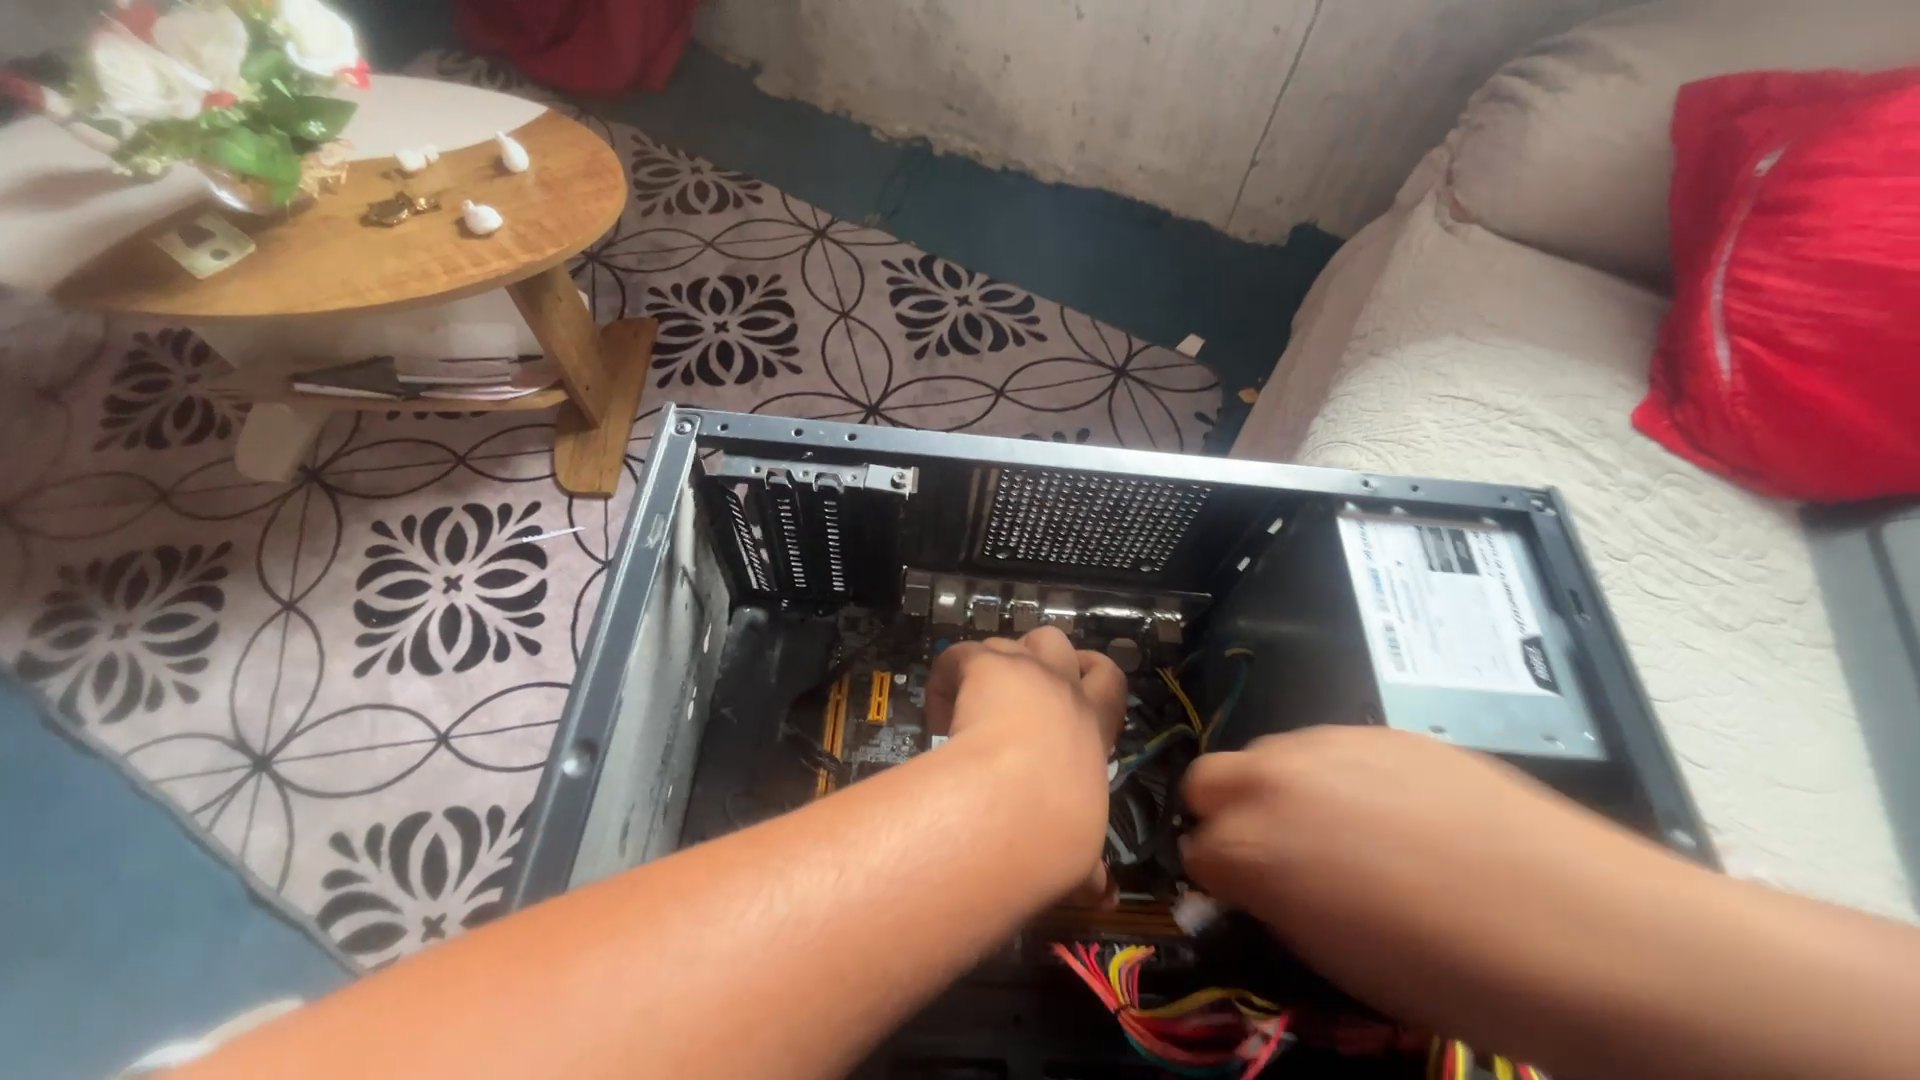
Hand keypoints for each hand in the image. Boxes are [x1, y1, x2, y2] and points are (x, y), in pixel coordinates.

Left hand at [925, 627, 1126, 898]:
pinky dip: (946, 677)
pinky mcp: (982, 664)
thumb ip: (1092, 872)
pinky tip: (934, 713)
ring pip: (1010, 639)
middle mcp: (1062, 689)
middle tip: (1014, 685)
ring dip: (992, 661)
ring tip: (970, 699)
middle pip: (1057, 640)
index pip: (1111, 681)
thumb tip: (1103, 896)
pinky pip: (959, 655)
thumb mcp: (1083, 854)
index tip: (1069, 695)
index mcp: (1093, 727)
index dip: (1093, 676)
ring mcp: (1022, 671)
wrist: (1020, 803)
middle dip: (1038, 653)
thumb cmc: (1060, 828)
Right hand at [1180, 726, 1701, 1041]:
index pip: (1193, 852)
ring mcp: (1331, 744)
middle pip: (1207, 781)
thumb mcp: (1329, 960)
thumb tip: (1257, 890)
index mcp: (1250, 846)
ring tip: (1340, 832)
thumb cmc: (1447, 973)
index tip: (1245, 900)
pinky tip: (1393, 812)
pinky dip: (1336, 775)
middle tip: (1273, 857)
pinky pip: (1331, 747)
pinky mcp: (1386, 731)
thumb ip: (1272, 908)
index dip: (1218, 881)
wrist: (1580, 928)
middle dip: (1225, 817)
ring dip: (1279, 790)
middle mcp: (1274, 779)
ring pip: (1268, 754)